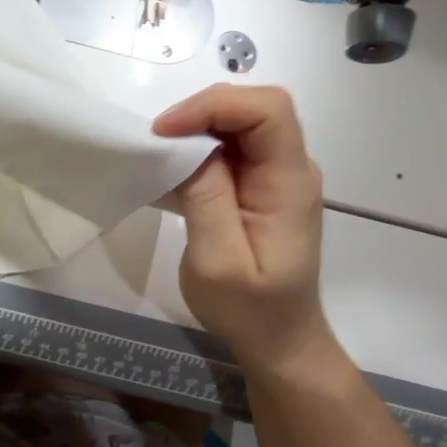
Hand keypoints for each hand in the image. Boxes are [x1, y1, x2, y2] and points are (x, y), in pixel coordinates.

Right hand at [152, 85, 333, 369]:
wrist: (278, 340)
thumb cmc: (249, 309)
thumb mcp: (218, 262)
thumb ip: (206, 200)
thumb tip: (189, 148)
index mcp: (288, 184)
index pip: (267, 111)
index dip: (214, 106)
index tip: (164, 132)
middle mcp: (291, 170)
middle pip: (256, 109)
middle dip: (202, 111)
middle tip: (155, 141)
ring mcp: (277, 177)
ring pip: (242, 124)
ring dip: (197, 128)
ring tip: (157, 154)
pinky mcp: (259, 188)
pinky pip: (232, 149)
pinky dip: (197, 147)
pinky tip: (171, 170)